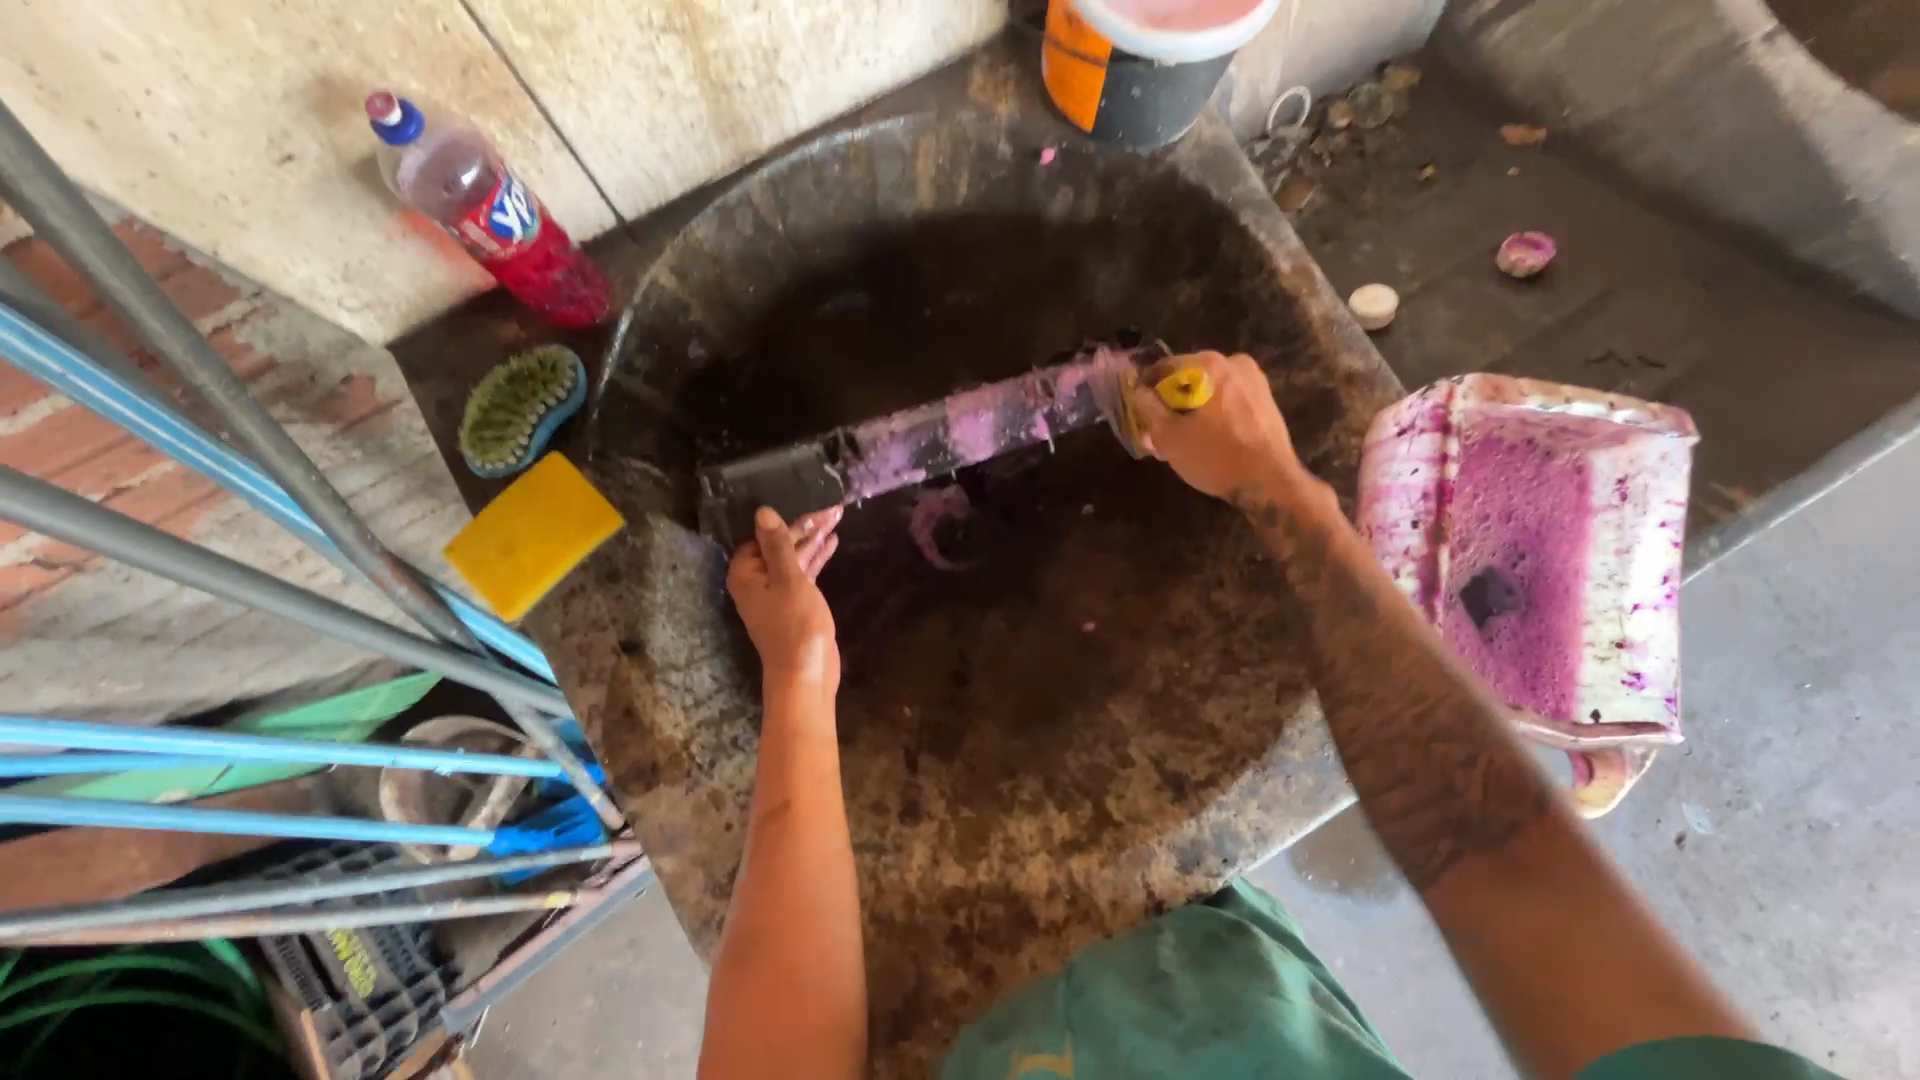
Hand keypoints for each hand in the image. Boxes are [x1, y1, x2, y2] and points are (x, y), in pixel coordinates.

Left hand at [727, 506, 842, 692]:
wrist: (806, 672)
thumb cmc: (795, 625)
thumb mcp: (788, 579)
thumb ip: (778, 545)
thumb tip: (763, 511)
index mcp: (746, 574)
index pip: (766, 537)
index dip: (792, 523)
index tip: (817, 509)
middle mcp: (756, 581)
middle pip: (781, 546)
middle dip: (808, 528)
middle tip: (835, 510)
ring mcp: (776, 593)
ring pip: (795, 558)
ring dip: (815, 540)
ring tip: (838, 518)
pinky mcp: (794, 603)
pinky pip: (804, 572)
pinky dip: (817, 558)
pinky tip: (832, 543)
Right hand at [1131, 351, 1302, 498]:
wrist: (1269, 482)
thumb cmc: (1215, 456)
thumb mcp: (1169, 437)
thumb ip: (1148, 408)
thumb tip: (1139, 392)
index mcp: (1207, 365)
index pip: (1162, 368)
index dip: (1146, 389)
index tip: (1140, 412)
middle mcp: (1233, 361)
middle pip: (1188, 376)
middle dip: (1171, 399)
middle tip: (1160, 427)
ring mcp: (1254, 378)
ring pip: (1209, 387)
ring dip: (1193, 406)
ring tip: (1184, 435)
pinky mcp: (1265, 398)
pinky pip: (1228, 397)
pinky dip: (1214, 410)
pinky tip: (1209, 435)